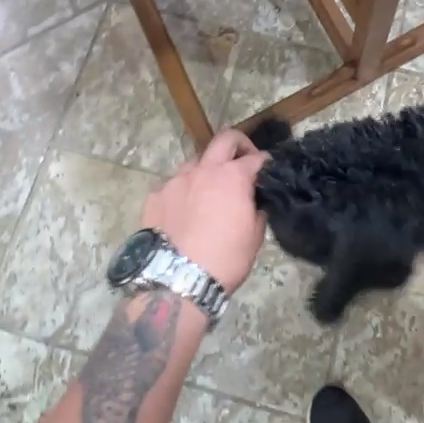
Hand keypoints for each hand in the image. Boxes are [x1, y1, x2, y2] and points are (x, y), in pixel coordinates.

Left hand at [142, 129, 268, 293]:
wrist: (177, 282)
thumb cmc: (225, 260)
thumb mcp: (255, 238)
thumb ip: (257, 210)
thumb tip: (255, 202)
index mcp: (233, 177)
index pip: (257, 158)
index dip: (266, 163)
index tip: (268, 170)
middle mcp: (204, 170)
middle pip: (224, 140)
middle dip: (239, 144)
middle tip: (243, 160)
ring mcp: (176, 180)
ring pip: (195, 162)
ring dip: (206, 170)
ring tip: (208, 191)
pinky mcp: (155, 196)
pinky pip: (172, 185)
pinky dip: (182, 192)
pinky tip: (182, 211)